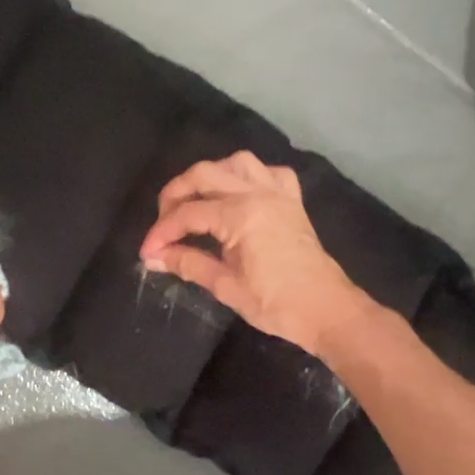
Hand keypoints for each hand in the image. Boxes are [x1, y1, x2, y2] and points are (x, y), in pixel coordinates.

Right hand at [140, 152, 373, 356]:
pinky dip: (249, 177)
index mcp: (240, 215)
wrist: (327, 310)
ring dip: (210, 176)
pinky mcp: (292, 201)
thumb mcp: (225, 286)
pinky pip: (269, 173)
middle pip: (204, 175)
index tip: (147, 252)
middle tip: (163, 222)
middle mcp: (258, 194)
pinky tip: (239, 194)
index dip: (161, 232)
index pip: (187, 214)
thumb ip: (188, 264)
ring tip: (197, 201)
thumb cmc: (275, 304)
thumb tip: (155, 257)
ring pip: (236, 163)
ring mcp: (278, 194)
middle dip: (175, 194)